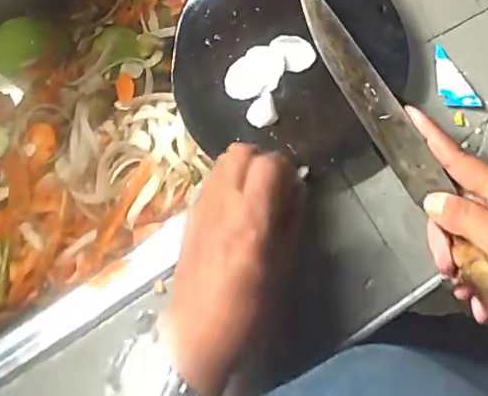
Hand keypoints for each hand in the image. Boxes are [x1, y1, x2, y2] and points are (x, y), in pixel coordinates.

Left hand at [162, 144, 303, 393]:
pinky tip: (234, 205)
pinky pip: (211, 179)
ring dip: (242, 165)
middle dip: (262, 158)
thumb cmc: (246, 311)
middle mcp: (222, 201)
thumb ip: (290, 221)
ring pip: (223, 159)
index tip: (293, 180)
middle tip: (274, 181)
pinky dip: (226, 179)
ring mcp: (202, 204)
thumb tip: (297, 187)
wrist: (193, 336)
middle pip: (241, 150)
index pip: (268, 162)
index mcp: (249, 217)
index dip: (285, 165)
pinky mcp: (189, 213)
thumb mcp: (280, 269)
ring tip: (255, 190)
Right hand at [407, 107, 487, 336]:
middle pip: (457, 205)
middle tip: (446, 269)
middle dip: (445, 237)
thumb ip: (465, 220)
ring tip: (467, 293)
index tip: (411, 113)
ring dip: (461, 263)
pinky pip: (485, 256)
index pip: (458, 158)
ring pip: (468, 234)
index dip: (431, 136)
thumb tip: (433, 199)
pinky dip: (478, 278)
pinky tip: (482, 303)